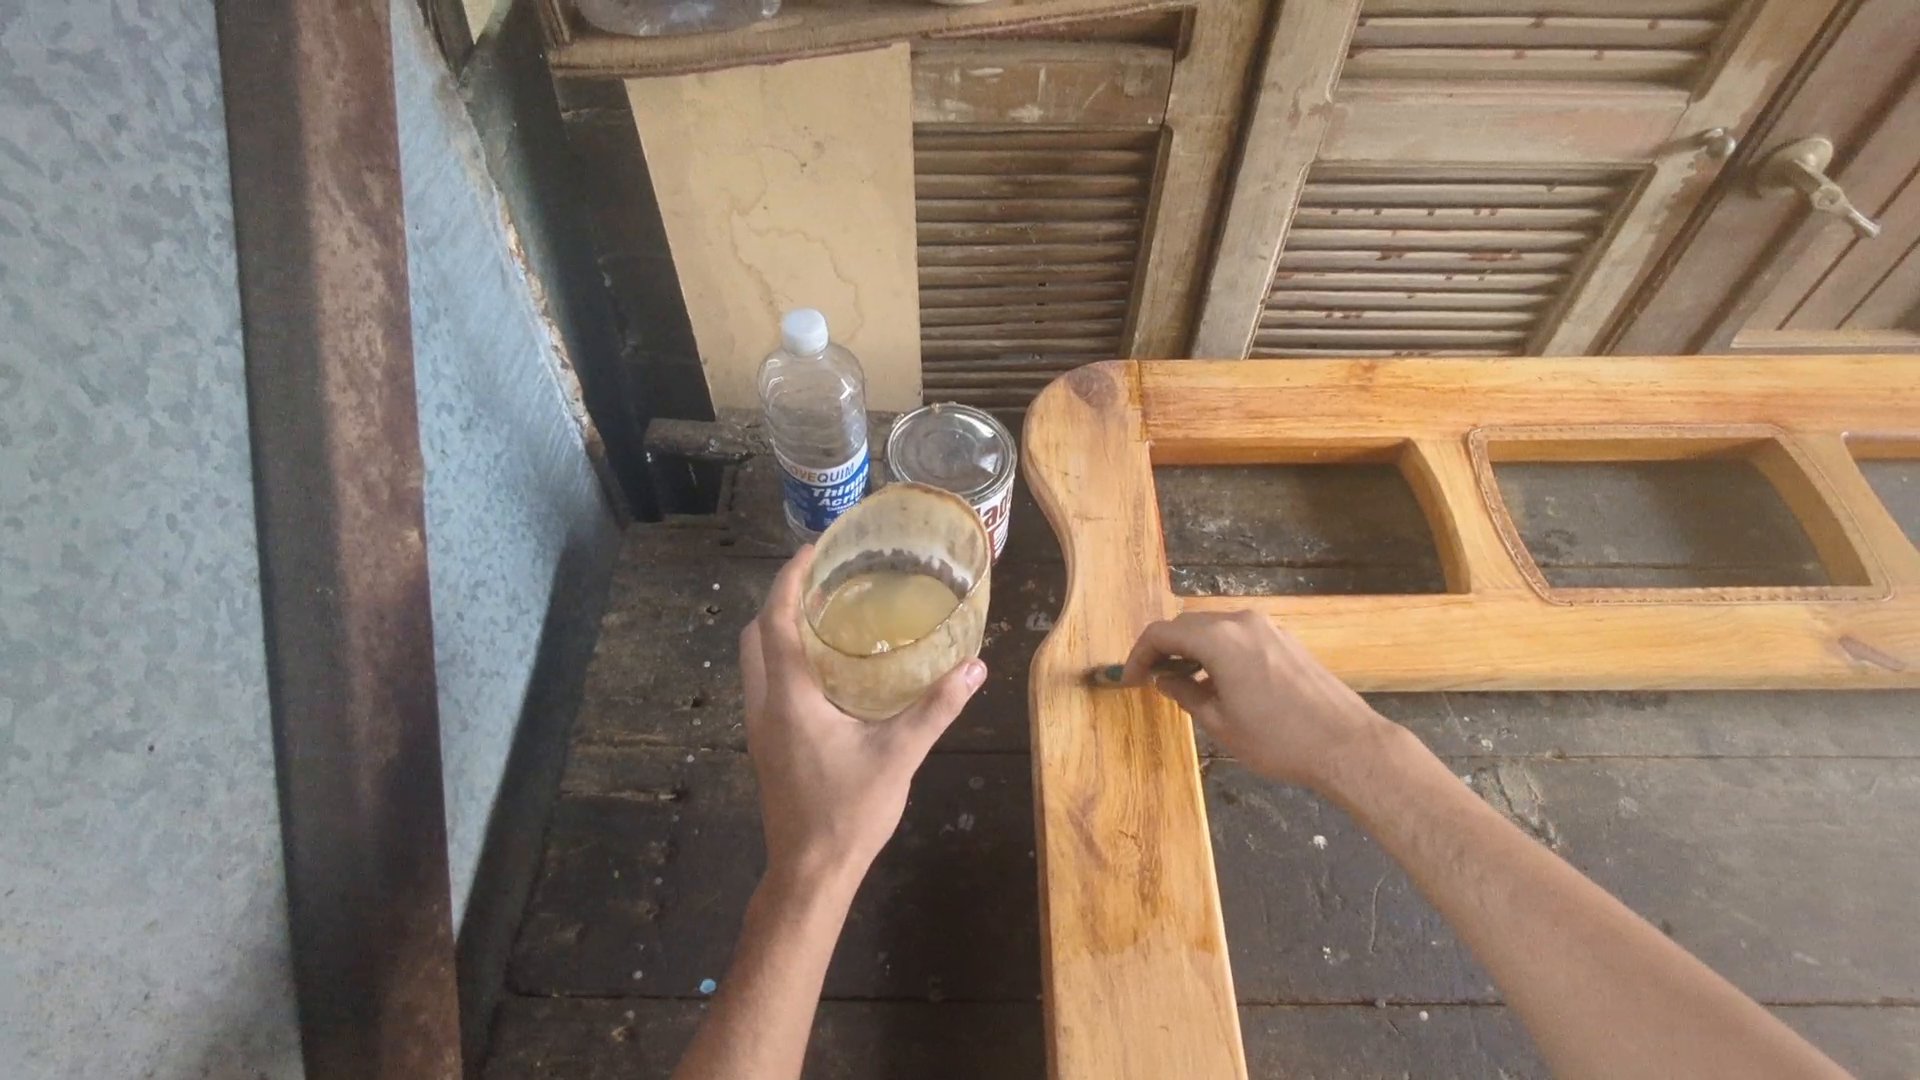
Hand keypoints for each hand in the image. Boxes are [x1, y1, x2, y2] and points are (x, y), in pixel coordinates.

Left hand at [740, 546, 986, 889]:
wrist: (809, 874)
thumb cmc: (848, 811)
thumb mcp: (899, 755)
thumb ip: (936, 708)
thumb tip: (975, 667)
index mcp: (789, 698)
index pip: (776, 621)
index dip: (789, 580)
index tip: (811, 551)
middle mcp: (764, 706)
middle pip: (755, 636)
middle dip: (781, 601)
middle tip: (822, 582)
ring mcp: (759, 729)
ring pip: (755, 662)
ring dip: (779, 631)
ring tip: (825, 616)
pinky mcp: (766, 746)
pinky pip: (764, 685)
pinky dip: (784, 660)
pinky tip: (825, 669)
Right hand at [1121, 610, 1388, 789]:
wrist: (1348, 745)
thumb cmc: (1277, 739)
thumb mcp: (1219, 723)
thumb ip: (1184, 694)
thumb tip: (1164, 681)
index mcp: (1219, 639)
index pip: (1161, 633)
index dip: (1138, 655)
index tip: (1129, 680)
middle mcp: (1241, 621)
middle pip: (1186, 624)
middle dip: (1162, 649)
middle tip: (1149, 679)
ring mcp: (1267, 627)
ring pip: (1213, 627)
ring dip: (1190, 648)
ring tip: (1180, 681)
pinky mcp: (1285, 639)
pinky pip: (1237, 634)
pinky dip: (1217, 650)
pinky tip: (1217, 680)